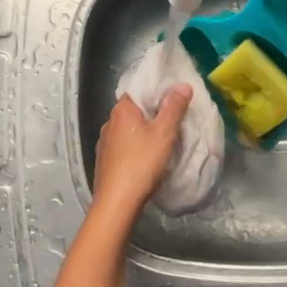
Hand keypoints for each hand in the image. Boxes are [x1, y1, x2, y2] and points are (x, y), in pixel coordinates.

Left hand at [94, 84, 191, 208]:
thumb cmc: (142, 162)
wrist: (117, 201)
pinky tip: (145, 156)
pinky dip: (134, 145)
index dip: (156, 90)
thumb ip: (174, 107)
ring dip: (142, 130)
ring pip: (127, 129)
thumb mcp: (164, 133)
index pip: (138, 89)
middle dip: (151, 112)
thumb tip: (182, 85)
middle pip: (133, 109)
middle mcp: (109, 122)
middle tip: (173, 118)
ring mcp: (104, 142)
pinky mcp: (104, 160)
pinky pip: (122, 145)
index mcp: (122, 110)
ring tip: (161, 138)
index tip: (174, 97)